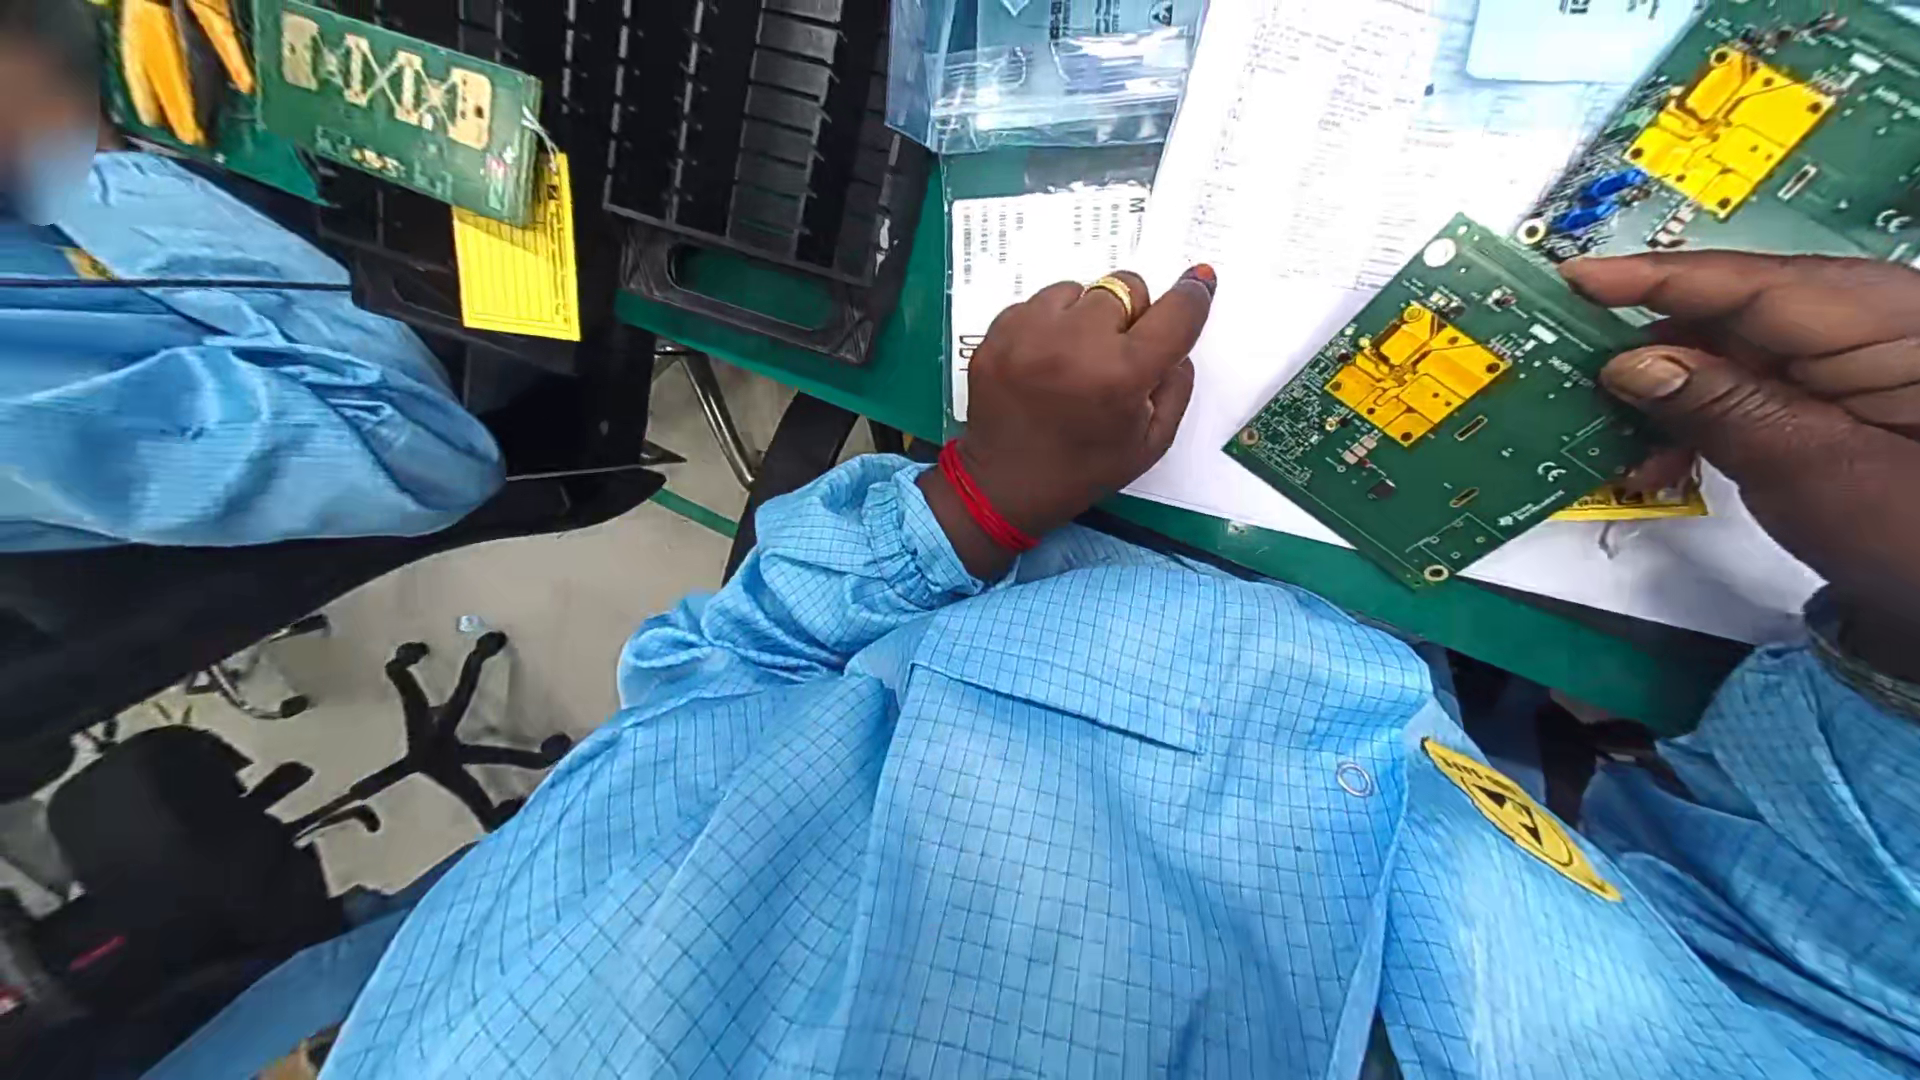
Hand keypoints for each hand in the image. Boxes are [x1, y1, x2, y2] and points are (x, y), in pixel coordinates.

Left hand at [921, 266, 1217, 578]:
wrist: (1004, 487)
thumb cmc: (1083, 471)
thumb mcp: (1151, 443)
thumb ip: (1177, 384)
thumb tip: (1179, 330)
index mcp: (1121, 374)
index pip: (1175, 310)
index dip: (1192, 297)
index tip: (1195, 288)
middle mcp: (1074, 343)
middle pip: (1125, 287)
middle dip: (1130, 317)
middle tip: (1114, 355)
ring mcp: (1027, 335)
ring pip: (1077, 290)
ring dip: (1084, 317)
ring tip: (1071, 360)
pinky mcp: (994, 335)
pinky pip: (1035, 304)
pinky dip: (1046, 326)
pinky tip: (1041, 363)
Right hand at [1563, 252, 1919, 675]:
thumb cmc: (1912, 537)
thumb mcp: (1808, 472)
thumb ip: (1721, 408)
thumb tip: (1627, 364)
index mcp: (1909, 331)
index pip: (1766, 286)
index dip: (1662, 278)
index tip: (1575, 279)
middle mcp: (1889, 327)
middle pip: (1741, 314)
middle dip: (1653, 353)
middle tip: (1578, 387)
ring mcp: (1863, 359)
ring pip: (1732, 351)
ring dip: (1665, 399)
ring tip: (1633, 455)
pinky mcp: (1839, 388)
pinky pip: (1744, 382)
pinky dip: (1690, 418)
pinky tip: (1666, 460)